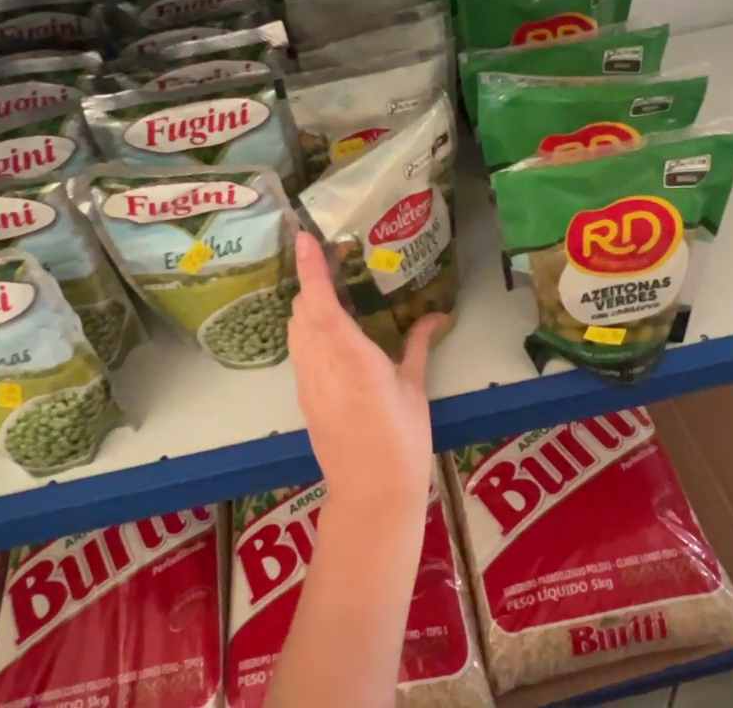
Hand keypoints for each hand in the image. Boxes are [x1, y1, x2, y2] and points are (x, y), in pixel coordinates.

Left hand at [287, 232, 446, 513]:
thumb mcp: (415, 390)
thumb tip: (437, 315)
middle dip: (311, 283)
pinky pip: (298, 351)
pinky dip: (307, 331)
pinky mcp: (304, 398)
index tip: (304, 238)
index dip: (311, 269)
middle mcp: (322, 365)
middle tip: (332, 262)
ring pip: (295, 330)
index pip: (322, 303)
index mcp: (352, 358)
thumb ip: (419, 346)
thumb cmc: (402, 441)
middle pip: (302, 311)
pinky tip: (328, 334)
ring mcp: (307, 382)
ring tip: (329, 292)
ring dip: (306, 306)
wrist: (371, 495)